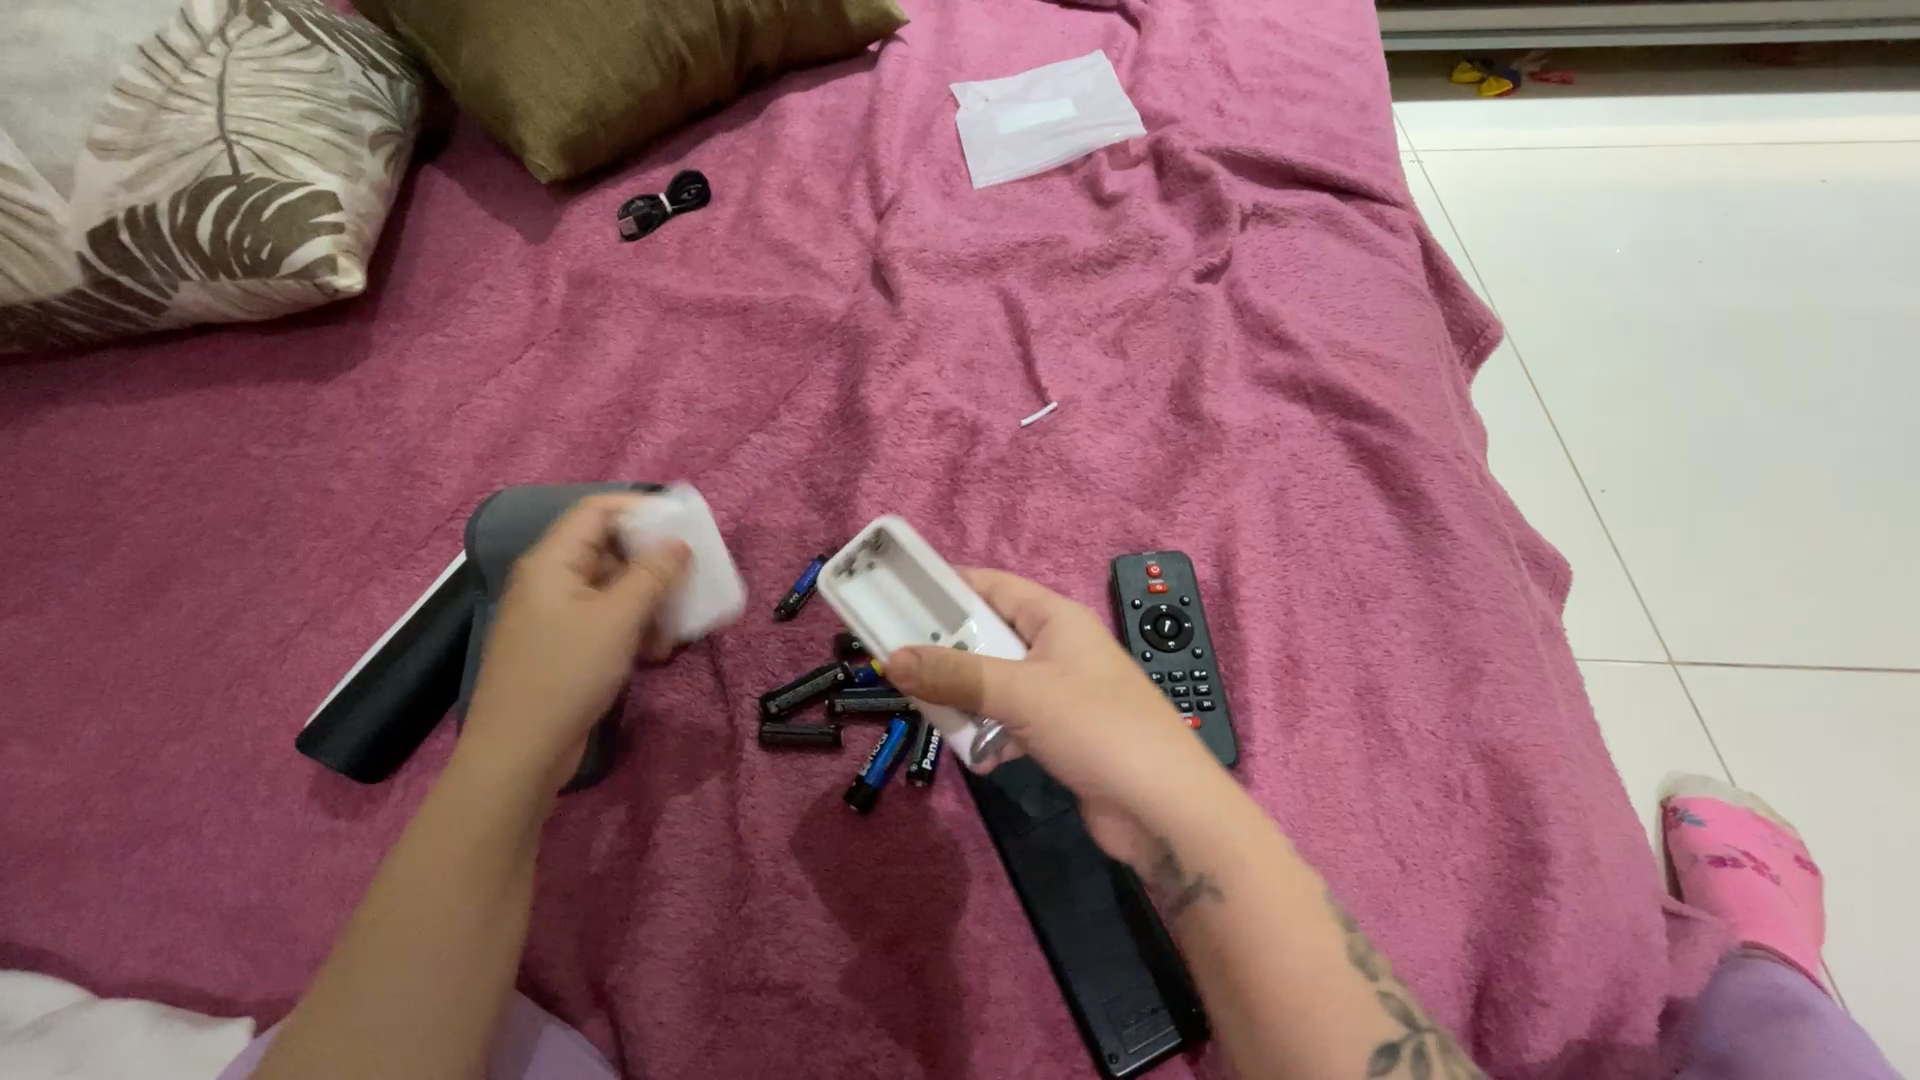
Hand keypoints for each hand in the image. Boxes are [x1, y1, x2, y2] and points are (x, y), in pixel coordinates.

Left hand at [462, 494, 690, 788]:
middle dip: (652, 561)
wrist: (520, 751)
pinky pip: (606, 619)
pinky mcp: (564, 645)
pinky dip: (633, 627)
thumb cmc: (567, 673)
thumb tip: (677, 544)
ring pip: (612, 588)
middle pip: (608, 549)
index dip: (640, 509)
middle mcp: (551, 580)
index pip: (596, 510)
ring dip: (648, 601)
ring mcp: (555, 614)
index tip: (683, 523)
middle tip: (690, 574)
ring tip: (675, 625)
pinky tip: (655, 652)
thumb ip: (652, 575)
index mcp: (553, 562)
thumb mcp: (618, 619)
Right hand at [885, 570, 1227, 869]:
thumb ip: (955, 674)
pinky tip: (983, 759)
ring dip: (967, 702)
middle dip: (947, 654)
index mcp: (1055, 619)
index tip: (898, 596)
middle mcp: (1057, 649)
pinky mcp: (1059, 735)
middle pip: (988, 638)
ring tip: (936, 716)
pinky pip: (1010, 723)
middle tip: (900, 665)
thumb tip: (892, 658)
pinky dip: (992, 737)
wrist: (1164, 809)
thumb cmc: (1098, 728)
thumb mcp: (1021, 693)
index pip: (993, 585)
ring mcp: (1060, 694)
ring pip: (994, 684)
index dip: (947, 587)